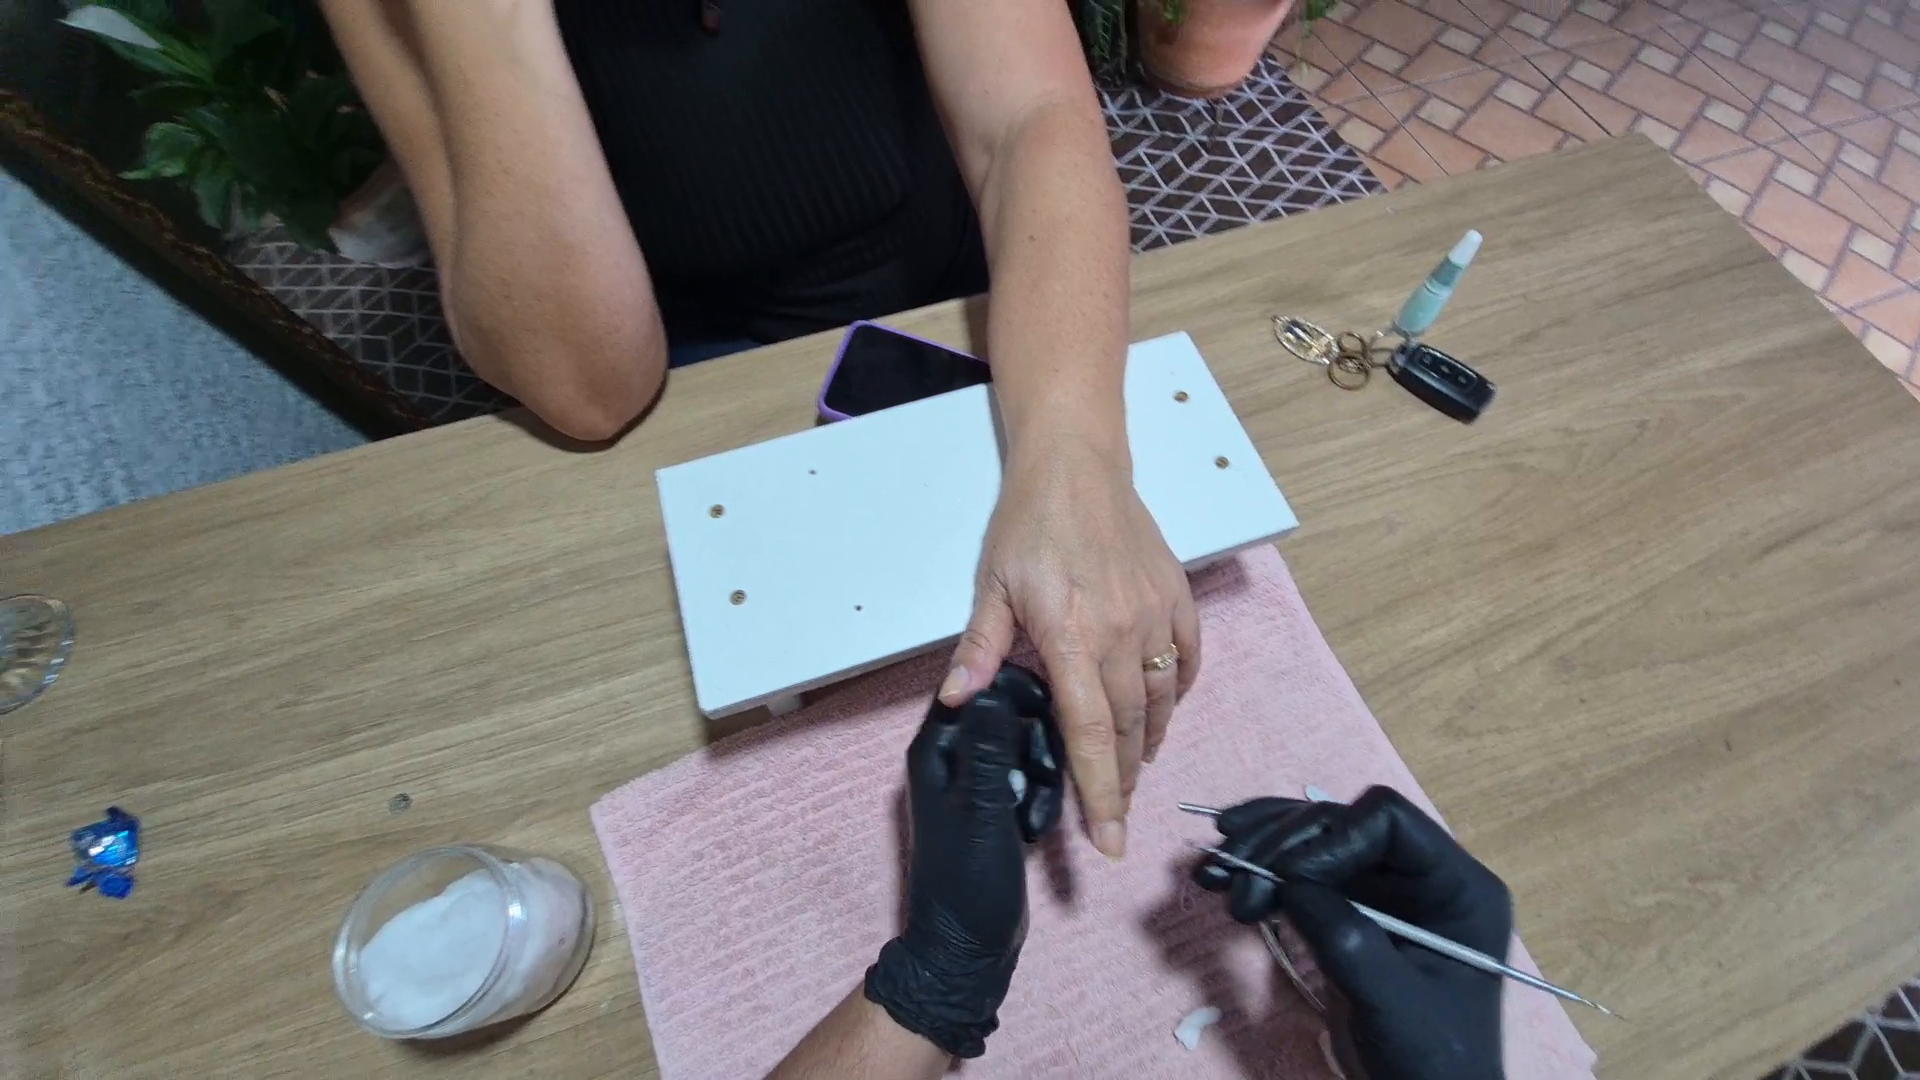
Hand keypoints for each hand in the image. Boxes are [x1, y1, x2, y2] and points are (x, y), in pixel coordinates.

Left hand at [864, 667, 1061, 1058]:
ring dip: (1041, 775)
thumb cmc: (970, 877)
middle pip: (1006, 714)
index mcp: (938, 746)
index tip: (1049, 706)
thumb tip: (992, 681)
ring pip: (1023, 745)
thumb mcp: (984, 806)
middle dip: (1034, 744)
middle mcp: (953, 754)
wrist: (968, 948)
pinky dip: (1039, 796)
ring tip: (1036, 816)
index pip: (973, 686)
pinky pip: (1027, 776)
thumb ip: (989, 744)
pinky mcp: (995, 801)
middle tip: (1042, 778)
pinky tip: (1036, 829)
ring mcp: (975, 779)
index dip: (1013, 689)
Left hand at [941, 434, 1197, 858]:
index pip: (1091, 734)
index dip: (1101, 793)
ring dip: (1147, 743)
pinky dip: (1175, 695)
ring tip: (1134, 769)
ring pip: (1160, 702)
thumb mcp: (993, 585)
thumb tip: (956, 699)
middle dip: (1123, 779)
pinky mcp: (1177, 598)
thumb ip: (981, 646)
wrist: (1077, 467)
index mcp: (1072, 637)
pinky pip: (1186, 662)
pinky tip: (1160, 708)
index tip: (1111, 840)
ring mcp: (1157, 616)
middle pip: (1129, 729)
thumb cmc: (1030, 523)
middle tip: (1115, 811)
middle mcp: (1124, 634)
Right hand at [1194, 787, 1509, 1079]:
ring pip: (1304, 835)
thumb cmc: (1429, 1062)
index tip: (1288, 875)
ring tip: (1212, 876)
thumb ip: (1345, 936)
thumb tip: (1287, 881)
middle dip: (1275, 844)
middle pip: (1334, 821)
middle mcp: (1414, 869)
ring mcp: (1376, 881)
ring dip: (1253, 849)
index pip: (1388, 820)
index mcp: (1454, 884)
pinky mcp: (1342, 897)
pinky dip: (1254, 863)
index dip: (1333, 835)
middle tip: (1229, 875)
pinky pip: (1292, 862)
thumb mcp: (1392, 1003)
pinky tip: (1221, 870)